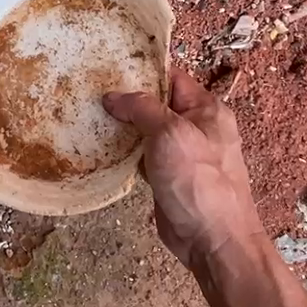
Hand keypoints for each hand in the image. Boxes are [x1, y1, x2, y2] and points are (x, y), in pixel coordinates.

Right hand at [104, 70, 264, 268]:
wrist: (214, 242)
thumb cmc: (198, 182)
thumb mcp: (170, 133)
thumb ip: (141, 108)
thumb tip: (112, 97)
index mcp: (207, 110)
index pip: (172, 77)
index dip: (142, 70)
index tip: (109, 65)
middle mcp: (197, 127)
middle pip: (157, 102)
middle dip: (127, 97)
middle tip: (92, 89)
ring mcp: (183, 153)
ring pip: (148, 128)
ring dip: (124, 124)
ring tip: (91, 113)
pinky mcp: (169, 175)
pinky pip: (144, 153)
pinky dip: (126, 149)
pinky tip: (103, 145)